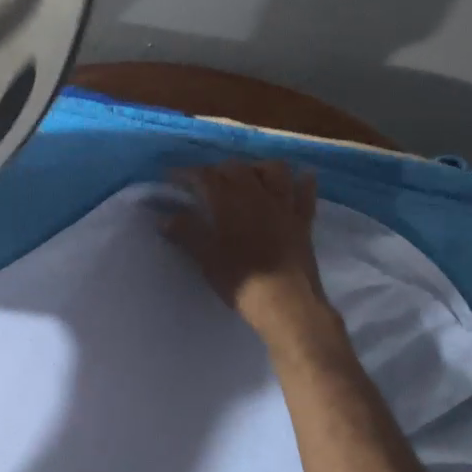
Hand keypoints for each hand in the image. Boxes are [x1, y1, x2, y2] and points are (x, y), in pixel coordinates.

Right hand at [164, 160, 329, 337]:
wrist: (286, 302)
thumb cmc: (240, 280)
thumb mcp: (205, 257)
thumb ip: (186, 233)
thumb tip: (165, 218)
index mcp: (229, 201)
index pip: (204, 176)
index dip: (185, 174)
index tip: (171, 177)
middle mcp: (257, 194)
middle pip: (236, 168)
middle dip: (217, 170)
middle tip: (204, 183)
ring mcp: (284, 206)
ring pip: (274, 170)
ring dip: (257, 168)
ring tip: (247, 178)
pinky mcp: (303, 221)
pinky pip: (306, 193)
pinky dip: (302, 182)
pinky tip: (299, 179)